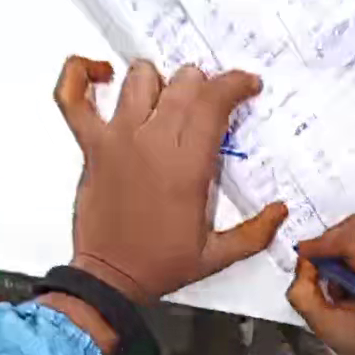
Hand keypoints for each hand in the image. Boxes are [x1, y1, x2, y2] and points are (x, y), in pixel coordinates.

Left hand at [54, 56, 287, 301]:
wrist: (112, 279)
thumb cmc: (160, 267)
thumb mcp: (214, 257)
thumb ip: (252, 234)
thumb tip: (281, 212)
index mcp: (187, 167)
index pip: (215, 101)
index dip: (236, 84)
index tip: (246, 87)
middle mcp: (152, 143)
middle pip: (183, 83)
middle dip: (203, 87)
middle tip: (208, 107)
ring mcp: (118, 139)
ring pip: (140, 78)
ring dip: (159, 83)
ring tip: (165, 103)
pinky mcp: (91, 146)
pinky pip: (73, 95)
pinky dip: (81, 74)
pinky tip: (101, 75)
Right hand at [287, 215, 354, 354]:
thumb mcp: (323, 325)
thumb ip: (304, 292)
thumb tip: (304, 260)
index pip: (354, 240)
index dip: (323, 242)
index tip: (303, 254)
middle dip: (331, 242)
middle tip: (317, 266)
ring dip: (342, 246)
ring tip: (336, 276)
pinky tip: (350, 275)